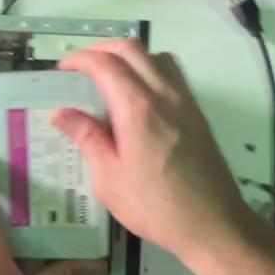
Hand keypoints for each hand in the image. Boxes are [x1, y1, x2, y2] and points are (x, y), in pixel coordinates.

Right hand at [54, 39, 258, 265]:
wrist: (212, 224)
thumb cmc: (154, 206)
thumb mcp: (108, 178)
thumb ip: (87, 138)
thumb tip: (61, 113)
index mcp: (137, 108)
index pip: (105, 64)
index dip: (79, 60)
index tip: (62, 70)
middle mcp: (164, 94)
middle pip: (132, 49)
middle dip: (101, 49)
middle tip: (80, 67)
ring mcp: (185, 101)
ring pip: (156, 56)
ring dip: (129, 56)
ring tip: (108, 76)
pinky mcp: (197, 113)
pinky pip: (172, 73)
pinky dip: (150, 68)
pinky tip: (138, 95)